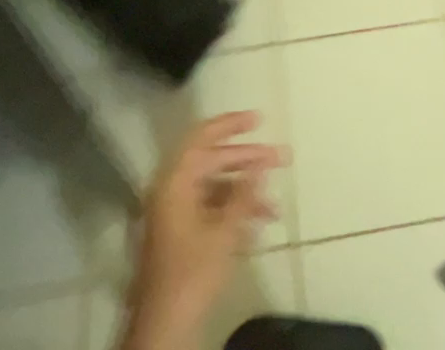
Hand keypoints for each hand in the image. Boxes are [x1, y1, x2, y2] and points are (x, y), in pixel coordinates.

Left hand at [121, 112, 284, 349]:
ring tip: (276, 206)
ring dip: (245, 191)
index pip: (201, 138)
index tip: (259, 120)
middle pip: (211, 161)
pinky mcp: (179, 233)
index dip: (230, 125)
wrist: (163, 324)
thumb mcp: (225, 232)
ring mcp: (173, 213)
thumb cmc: (193, 273)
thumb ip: (244, 194)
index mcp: (174, 183)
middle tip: (281, 158)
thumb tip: (261, 162)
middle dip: (247, 160)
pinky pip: (209, 208)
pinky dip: (233, 210)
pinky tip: (258, 224)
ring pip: (214, 187)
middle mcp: (170, 190)